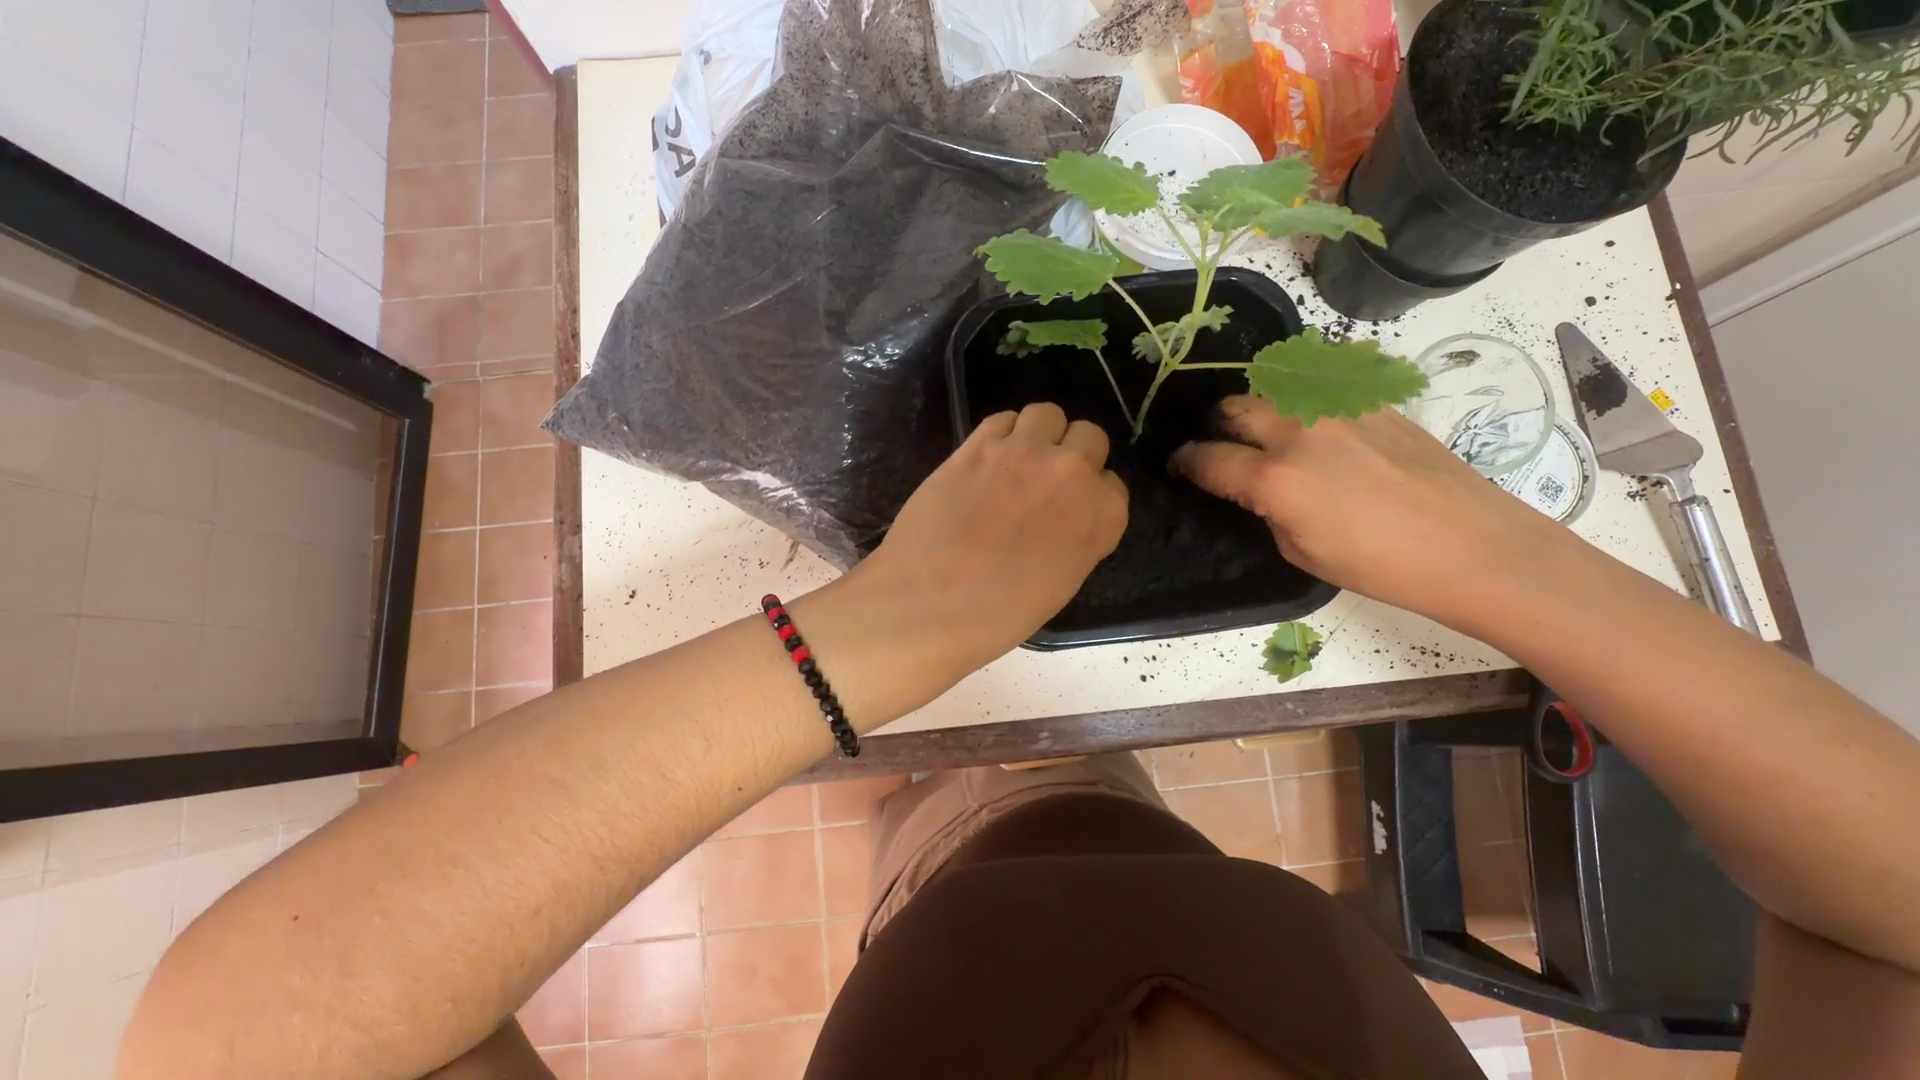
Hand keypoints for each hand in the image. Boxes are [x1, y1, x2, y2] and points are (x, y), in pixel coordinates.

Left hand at [848, 402, 1127, 688]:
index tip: (1072, 511)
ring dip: (1040, 434)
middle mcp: (1071, 472)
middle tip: (1047, 483)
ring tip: (1019, 462)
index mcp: (1102, 514)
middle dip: (1073, 454)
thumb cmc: (999, 613)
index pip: (1113, 485)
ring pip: (1047, 414)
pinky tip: (988, 460)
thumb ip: (1078, 538)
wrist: (929, 601)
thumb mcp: (1062, 583)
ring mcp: (1023, 452)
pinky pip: (1002, 419)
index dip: (1091, 496)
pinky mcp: (977, 445)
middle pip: (1088, 437)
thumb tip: (1067, 519)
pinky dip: (1002, 433)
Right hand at [1171, 395, 1580, 626]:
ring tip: (1265, 436)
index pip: (1208, 458)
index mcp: (1275, 478)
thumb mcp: (1301, 552)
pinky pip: (1319, 393)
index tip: (1180, 466)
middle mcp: (1299, 430)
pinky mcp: (1373, 401)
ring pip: (1275, 391)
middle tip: (1221, 447)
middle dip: (1216, 426)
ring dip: (1257, 411)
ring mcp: (1338, 408)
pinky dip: (1301, 408)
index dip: (1186, 462)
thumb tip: (1257, 489)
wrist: (1472, 544)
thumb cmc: (1382, 565)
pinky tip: (1317, 435)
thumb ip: (1266, 510)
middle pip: (1234, 407)